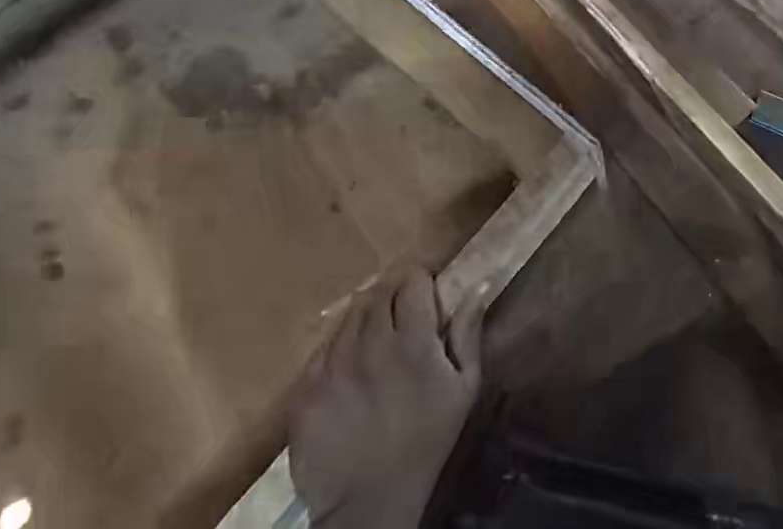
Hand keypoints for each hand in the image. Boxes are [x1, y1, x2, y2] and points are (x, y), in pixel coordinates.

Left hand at [289, 271, 487, 528]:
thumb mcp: (464, 387)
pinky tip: (349, 365)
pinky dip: (338, 347)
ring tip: (374, 338)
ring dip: (365, 318)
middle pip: (378, 294)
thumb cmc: (428, 439)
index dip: (420, 280)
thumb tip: (477, 287)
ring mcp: (333, 366)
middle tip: (402, 313)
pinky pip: (322, 349)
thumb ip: (468, 332)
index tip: (426, 289)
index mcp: (412, 341)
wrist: (370, 501)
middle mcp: (370, 345)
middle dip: (393, 295)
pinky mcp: (305, 389)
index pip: (412, 283)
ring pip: (348, 318)